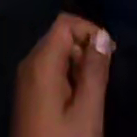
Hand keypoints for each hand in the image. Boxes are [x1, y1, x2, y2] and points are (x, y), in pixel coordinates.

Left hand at [11, 13, 113, 136]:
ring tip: (94, 91)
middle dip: (84, 48)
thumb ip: (95, 70)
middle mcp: (28, 64)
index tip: (110, 54)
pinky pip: (48, 72)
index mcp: (41, 62)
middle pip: (59, 37)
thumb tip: (101, 35)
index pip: (65, 23)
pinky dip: (66, 77)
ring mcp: (25, 82)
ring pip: (54, 55)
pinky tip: (78, 102)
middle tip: (105, 77)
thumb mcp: (87, 113)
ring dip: (77, 65)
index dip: (89, 29)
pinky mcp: (27, 98)